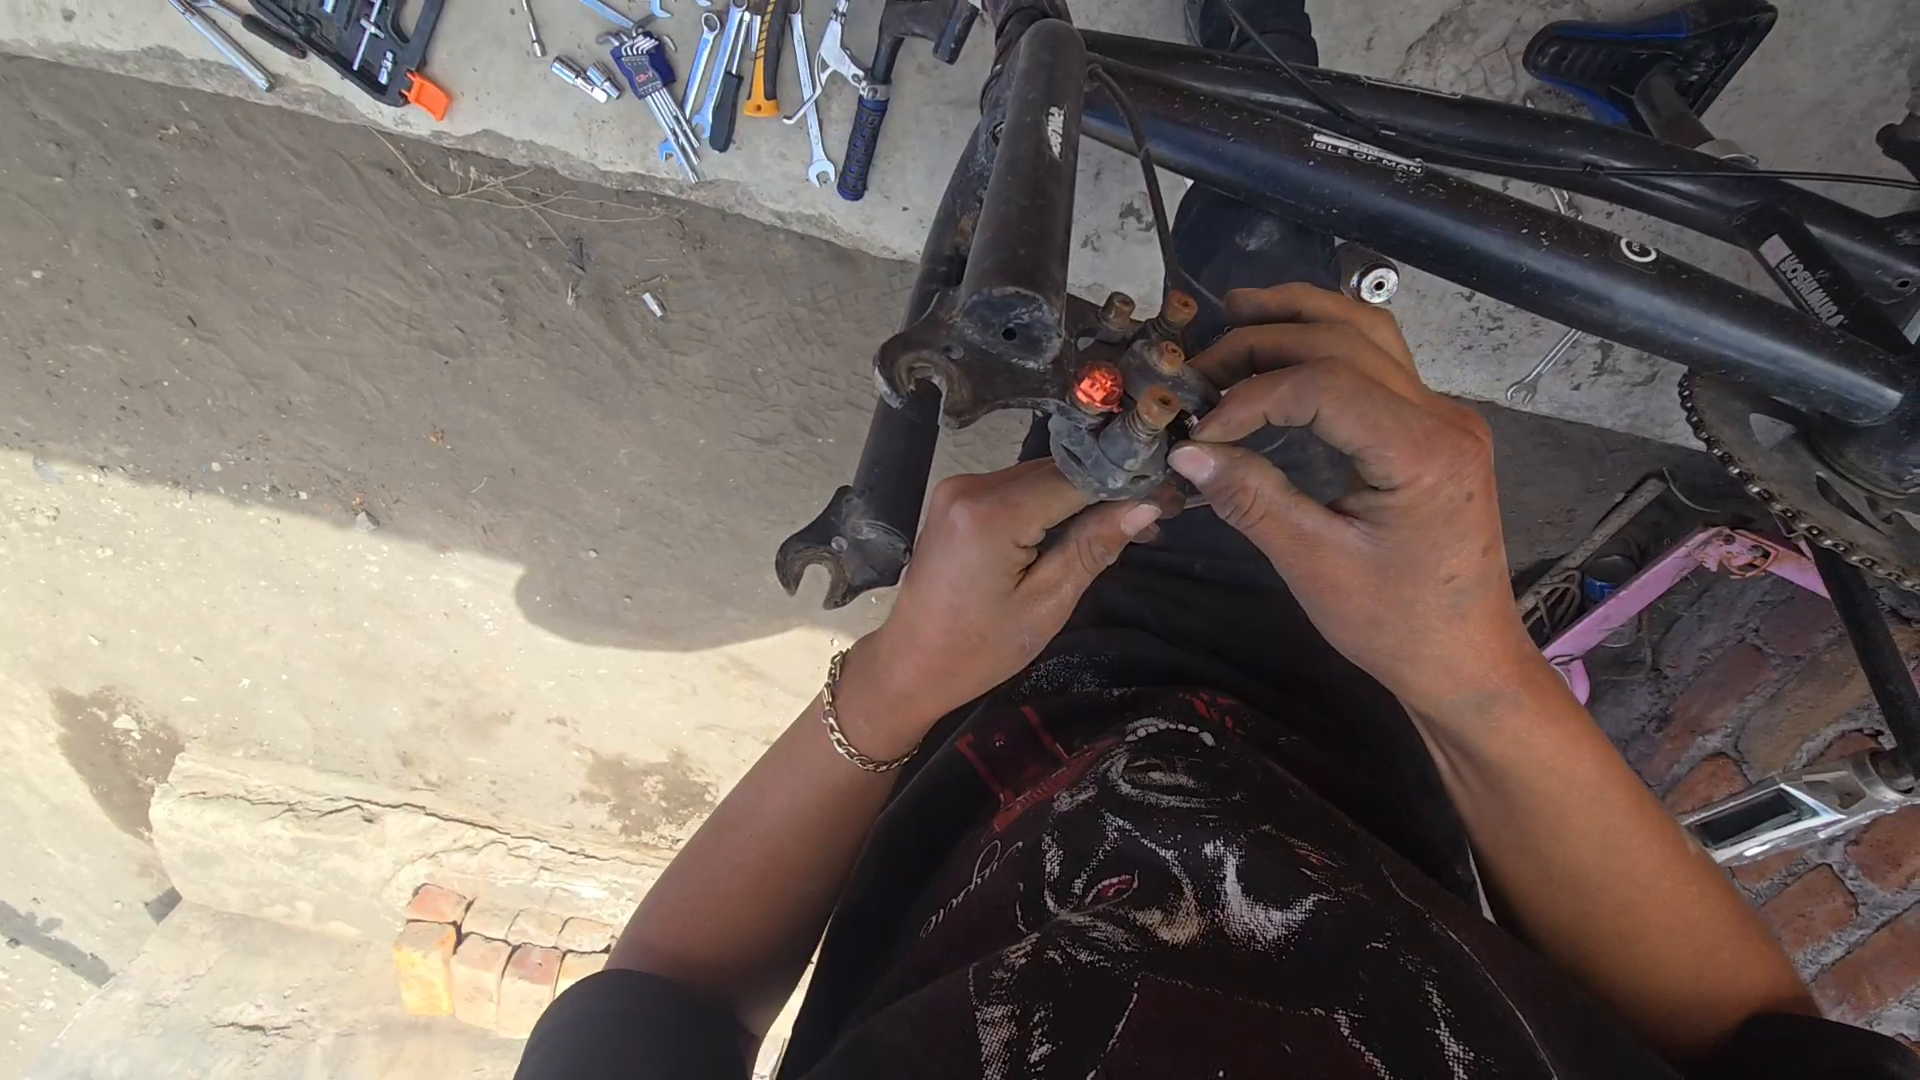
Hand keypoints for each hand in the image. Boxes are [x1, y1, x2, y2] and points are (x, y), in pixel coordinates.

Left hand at [838, 460, 1169, 752]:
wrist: (910, 664)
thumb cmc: (977, 650)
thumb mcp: (1046, 604)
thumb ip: (1093, 546)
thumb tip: (1147, 505)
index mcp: (992, 512)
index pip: (1077, 474)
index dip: (1126, 479)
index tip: (1169, 493)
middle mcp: (971, 485)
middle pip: (1056, 469)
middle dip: (1107, 485)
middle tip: (1158, 510)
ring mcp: (958, 487)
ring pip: (1038, 475)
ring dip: (1080, 493)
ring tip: (1128, 519)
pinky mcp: (955, 498)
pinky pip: (1015, 488)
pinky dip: (1049, 501)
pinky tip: (1081, 521)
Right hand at [1169, 284, 1539, 716]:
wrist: (1463, 658)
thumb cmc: (1392, 623)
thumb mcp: (1313, 565)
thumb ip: (1250, 498)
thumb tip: (1185, 450)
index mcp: (1421, 451)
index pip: (1324, 384)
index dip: (1250, 396)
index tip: (1199, 432)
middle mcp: (1441, 416)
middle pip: (1345, 341)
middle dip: (1262, 342)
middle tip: (1198, 368)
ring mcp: (1442, 416)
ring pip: (1369, 333)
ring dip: (1300, 316)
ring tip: (1238, 310)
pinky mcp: (1430, 428)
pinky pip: (1378, 361)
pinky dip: (1325, 341)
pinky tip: (1286, 342)